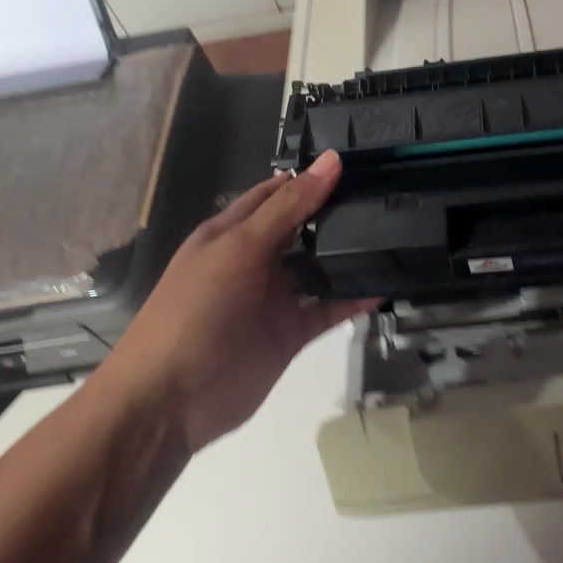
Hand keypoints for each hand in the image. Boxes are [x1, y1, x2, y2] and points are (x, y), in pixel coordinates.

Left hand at [115, 151, 374, 451]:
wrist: (167, 402)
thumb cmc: (195, 311)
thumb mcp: (239, 248)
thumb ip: (288, 207)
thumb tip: (332, 161)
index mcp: (231, 232)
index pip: (278, 193)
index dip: (311, 178)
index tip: (359, 163)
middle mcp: (254, 260)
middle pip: (303, 229)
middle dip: (337, 213)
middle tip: (388, 195)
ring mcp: (273, 299)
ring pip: (318, 269)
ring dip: (349, 256)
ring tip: (396, 233)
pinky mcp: (289, 335)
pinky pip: (327, 310)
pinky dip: (354, 298)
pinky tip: (385, 284)